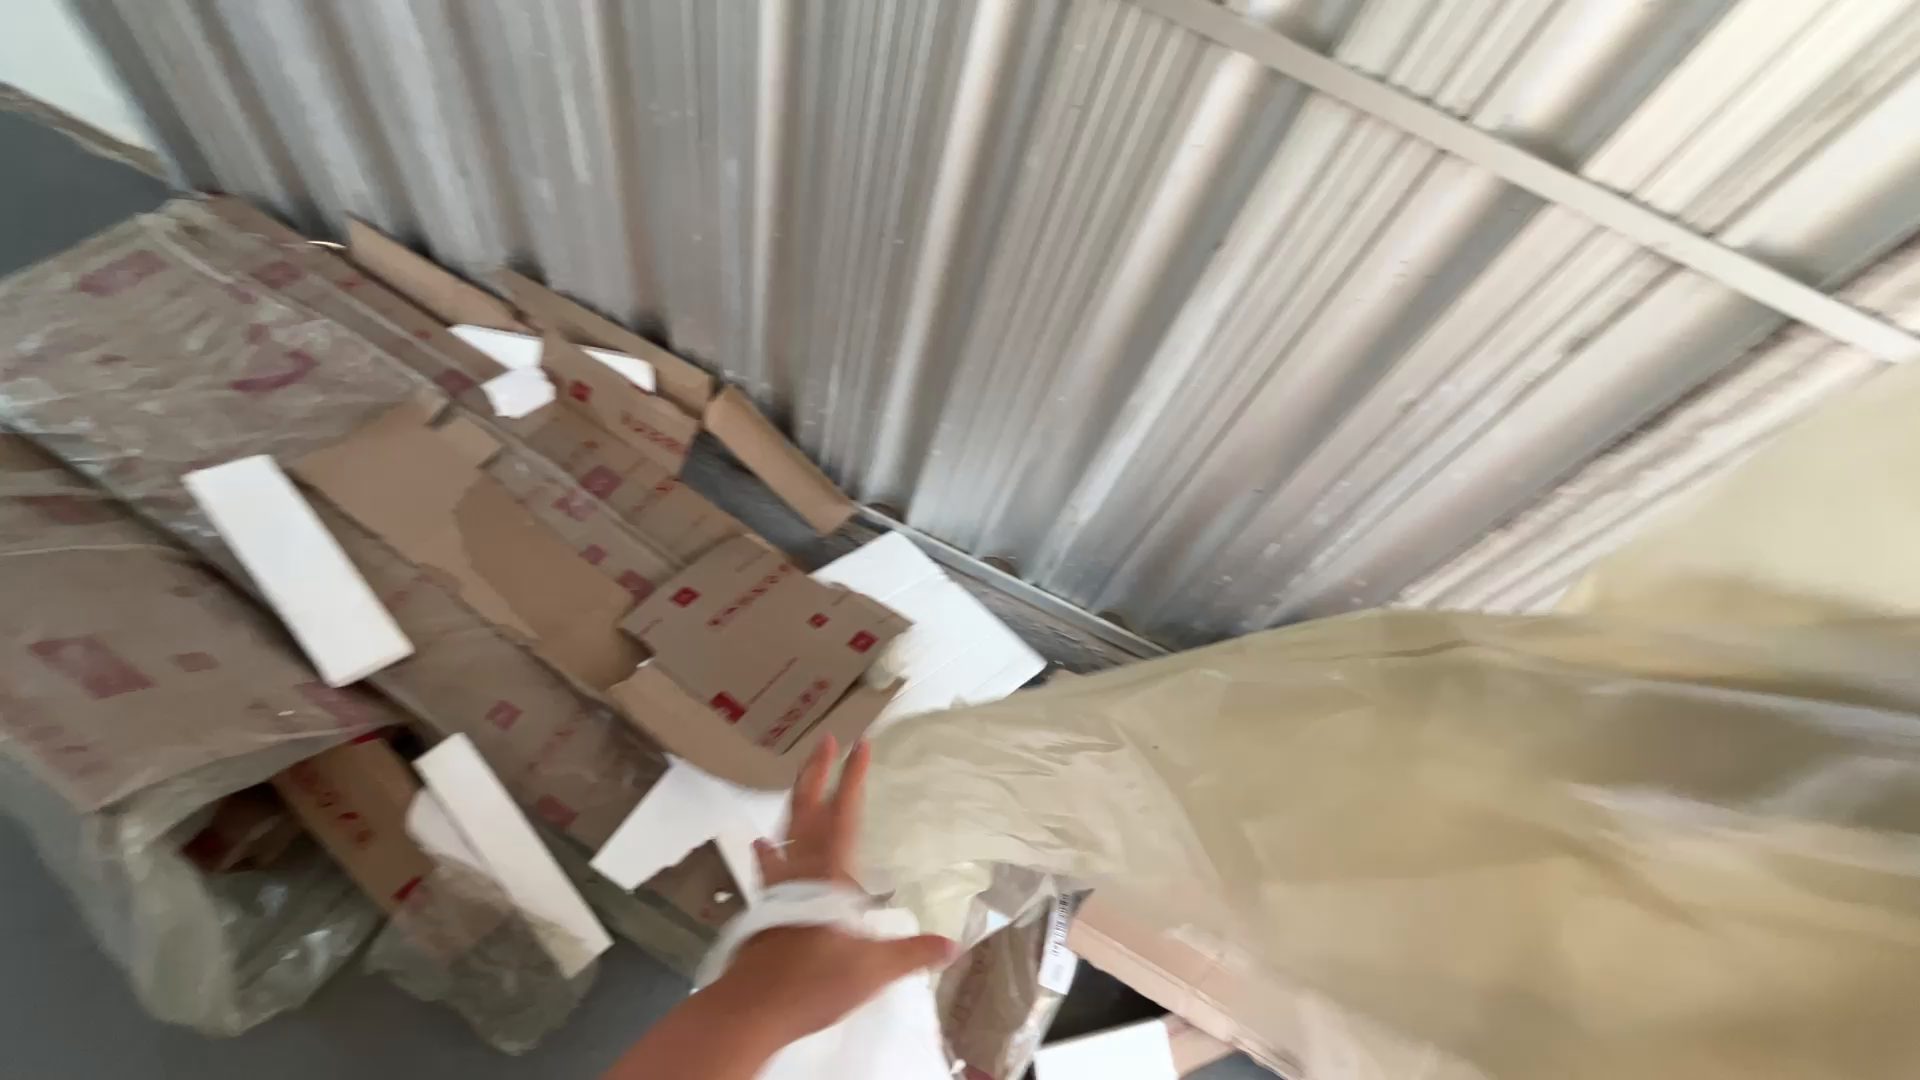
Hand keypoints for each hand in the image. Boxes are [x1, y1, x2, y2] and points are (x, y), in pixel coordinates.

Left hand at [713, 736, 957, 1045]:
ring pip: (787, 828)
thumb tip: (953, 944)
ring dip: (797, 798)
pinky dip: (769, 850)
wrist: (752, 1009)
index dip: (853, 777)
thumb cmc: (811, 981)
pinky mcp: (767, 903)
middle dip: (818, 771)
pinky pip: (769, 865)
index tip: (862, 745)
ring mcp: (780, 883)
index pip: (844, 813)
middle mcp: (802, 867)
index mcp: (829, 872)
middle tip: (826, 740)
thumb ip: (911, 953)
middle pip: (808, 808)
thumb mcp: (870, 970)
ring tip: (803, 777)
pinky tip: (762, 845)